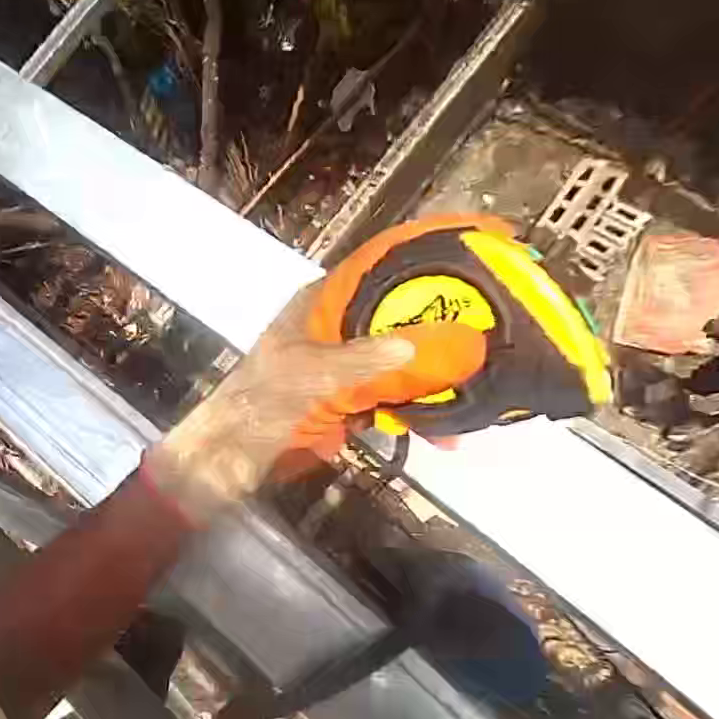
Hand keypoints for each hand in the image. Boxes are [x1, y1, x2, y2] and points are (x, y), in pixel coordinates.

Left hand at [146, 281, 484, 521]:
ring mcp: (338, 366)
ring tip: (476, 397)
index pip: (379, 270)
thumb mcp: (311, 376)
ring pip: (397, 361)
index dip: (424, 263)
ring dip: (431, 381)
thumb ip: (366, 359)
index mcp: (318, 306)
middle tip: (492, 342)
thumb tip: (425, 342)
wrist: (226, 458)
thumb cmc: (259, 406)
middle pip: (397, 317)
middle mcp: (332, 328)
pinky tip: (441, 432)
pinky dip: (410, 413)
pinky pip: (386, 398)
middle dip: (441, 332)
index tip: (477, 261)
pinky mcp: (341, 400)